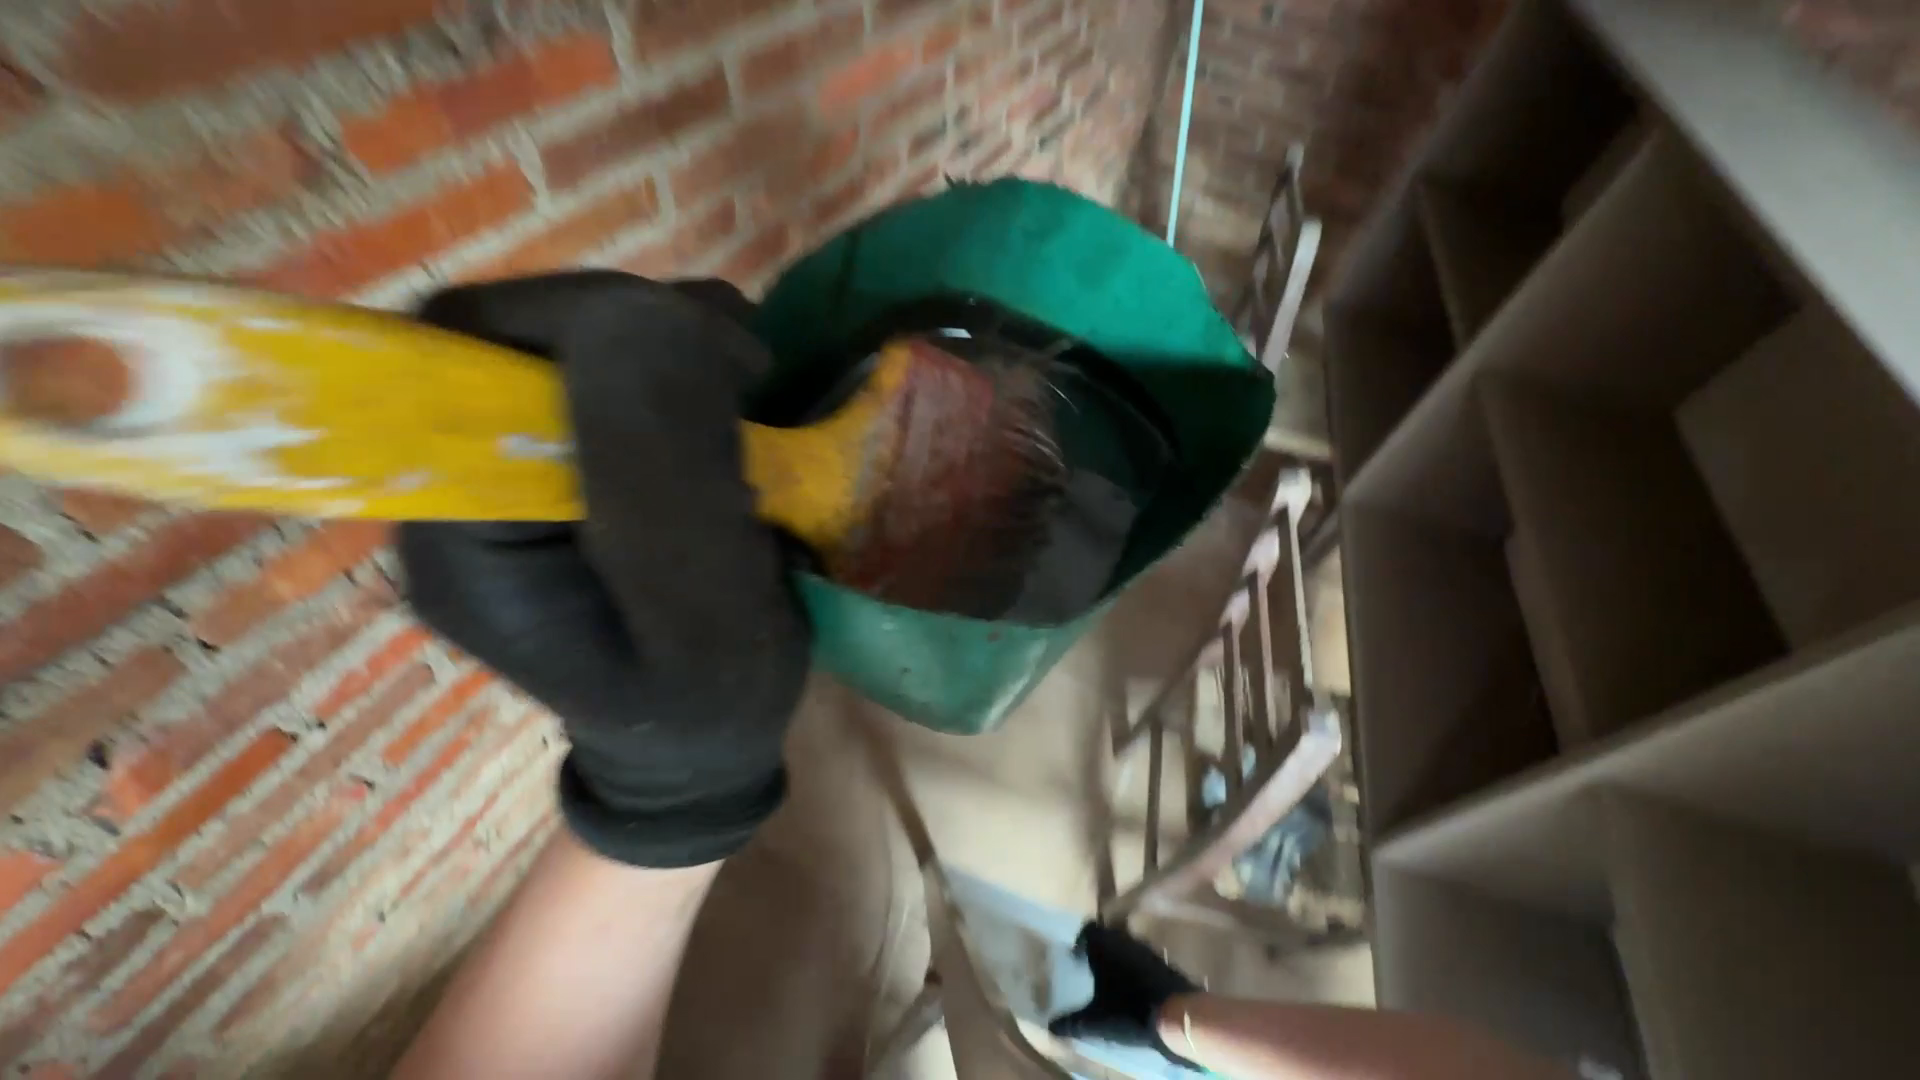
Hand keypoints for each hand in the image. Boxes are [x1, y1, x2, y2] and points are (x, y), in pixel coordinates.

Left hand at [398, 271, 811, 868]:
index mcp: (465, 535)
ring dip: (669, 335)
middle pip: (513, 334)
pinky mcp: (569, 466)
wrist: (699, 739)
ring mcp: (515, 474)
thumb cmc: (708, 702)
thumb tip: (653, 320)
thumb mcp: (704, 617)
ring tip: (750, 376)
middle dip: (641, 326)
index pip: (469, 359)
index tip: (718, 360)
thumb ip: (665, 483)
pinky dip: (681, 353)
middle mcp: (464, 489)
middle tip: (747, 365)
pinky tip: (734, 385)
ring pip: (564, 339)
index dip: (591, 326)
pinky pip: (604, 368)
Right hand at [1049, 921, 1201, 1065]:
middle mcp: (1124, 940)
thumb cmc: (1128, 1011)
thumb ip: (1071, 1023)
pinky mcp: (1162, 962)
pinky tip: (1132, 983)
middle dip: (1098, 946)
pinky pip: (1141, 956)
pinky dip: (1134, 965)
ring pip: (1125, 944)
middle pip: (1107, 934)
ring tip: (1110, 974)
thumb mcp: (1095, 1022)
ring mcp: (1145, 949)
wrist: (1175, 1016)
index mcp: (1104, 946)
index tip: (1075, 955)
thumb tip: (1049, 1027)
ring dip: (1118, 955)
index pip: (1087, 930)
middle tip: (1090, 962)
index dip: (1080, 940)